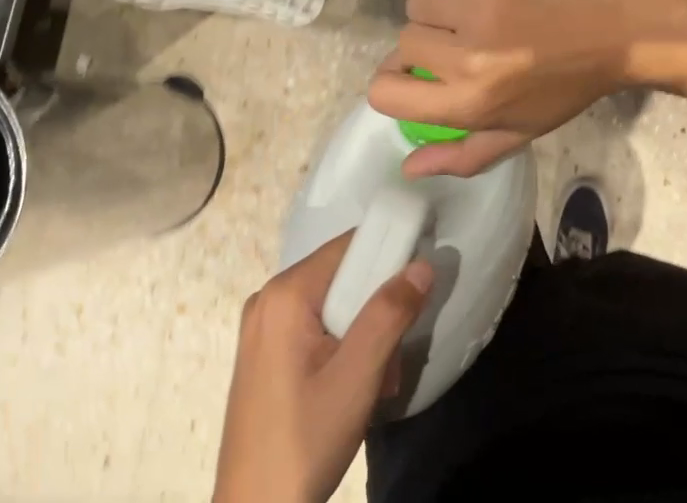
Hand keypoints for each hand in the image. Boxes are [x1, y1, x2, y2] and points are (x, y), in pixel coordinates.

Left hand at [214, 233, 433, 502]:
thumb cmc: (305, 440)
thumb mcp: (357, 377)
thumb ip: (389, 315)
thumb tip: (422, 264)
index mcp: (285, 295)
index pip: (349, 246)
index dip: (389, 255)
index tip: (420, 285)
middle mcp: (269, 300)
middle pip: (342, 276)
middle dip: (377, 308)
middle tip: (393, 354)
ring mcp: (263, 328)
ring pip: (333, 305)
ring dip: (365, 333)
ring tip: (376, 381)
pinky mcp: (266, 354)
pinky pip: (316, 328)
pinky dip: (344, 347)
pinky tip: (354, 387)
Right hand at [367, 0, 686, 176]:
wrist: (624, 27)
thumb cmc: (573, 86)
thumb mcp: (522, 131)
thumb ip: (462, 154)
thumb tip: (409, 167)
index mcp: (472, 101)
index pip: (385, 92)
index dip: (392, 86)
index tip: (413, 80)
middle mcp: (467, 53)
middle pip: (402, 44)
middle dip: (422, 49)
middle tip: (457, 49)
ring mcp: (479, 4)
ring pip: (418, 4)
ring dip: (437, 14)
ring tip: (472, 19)